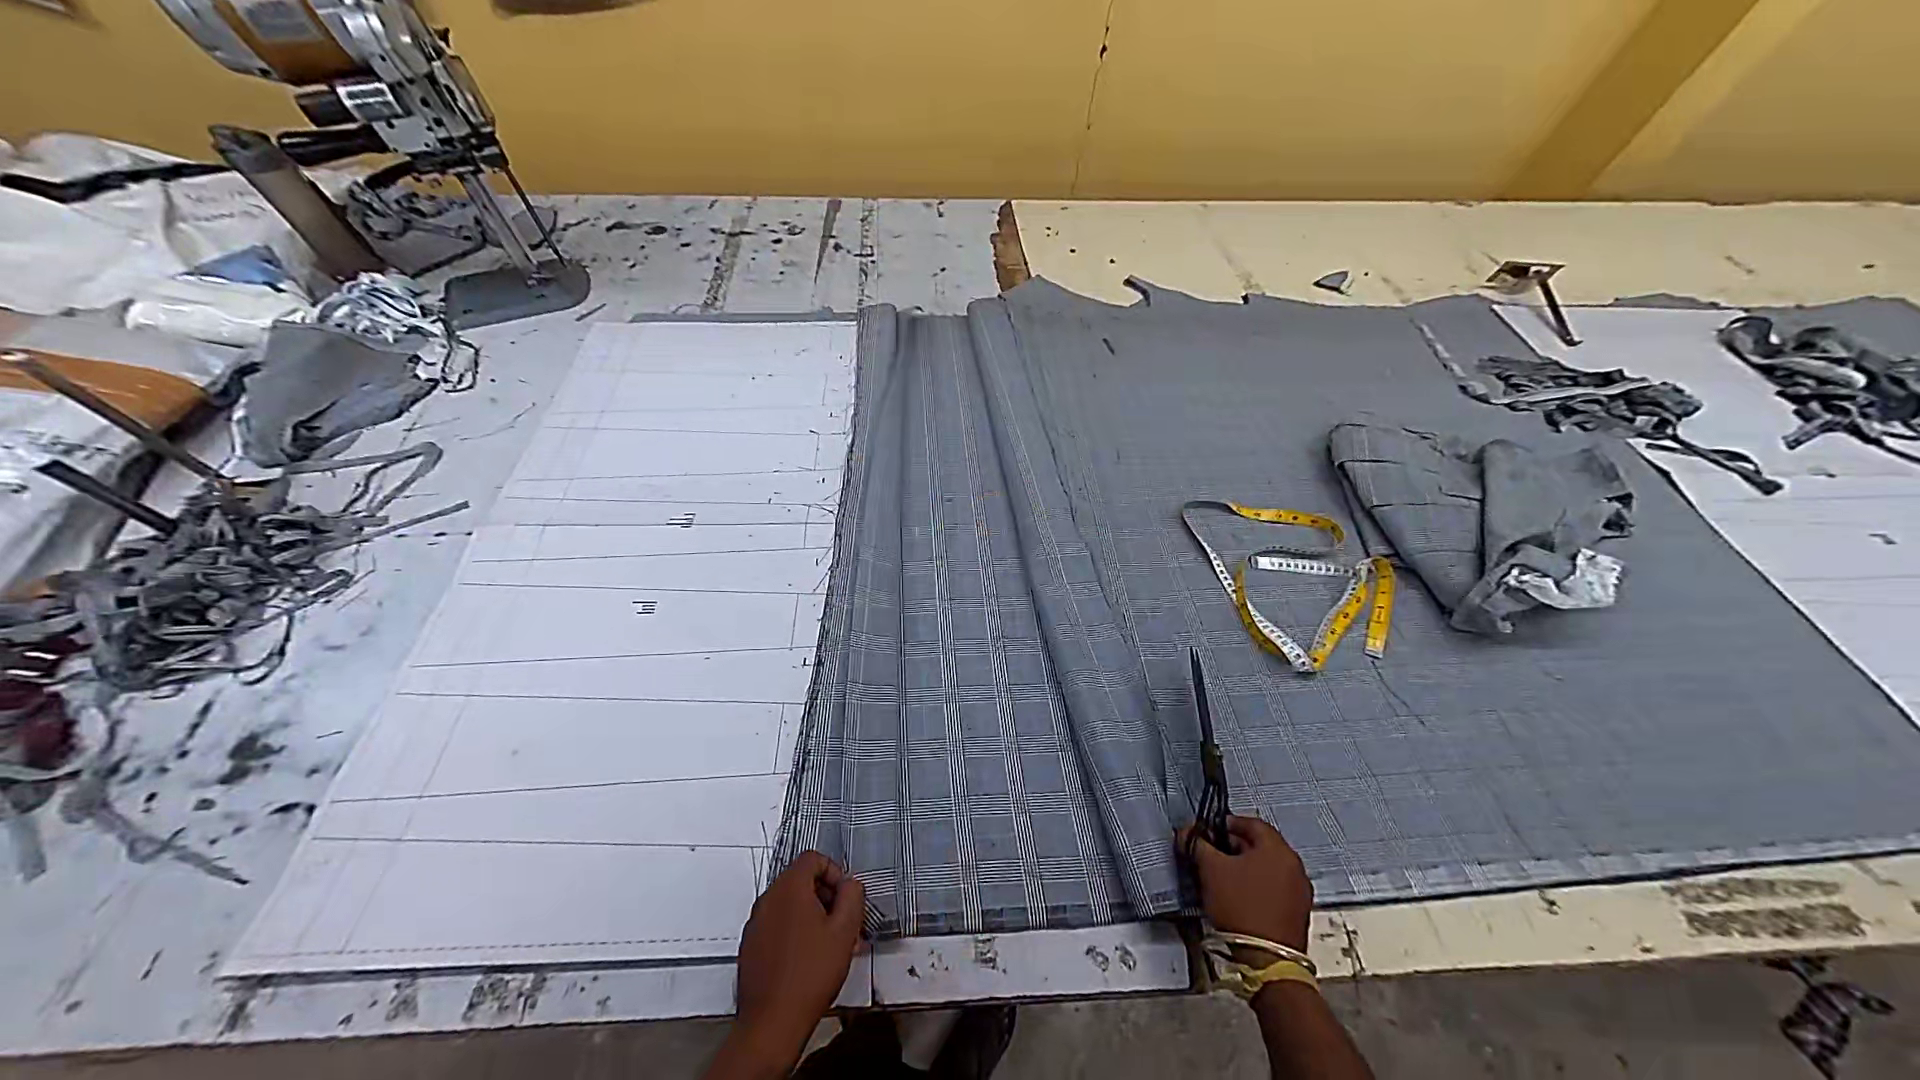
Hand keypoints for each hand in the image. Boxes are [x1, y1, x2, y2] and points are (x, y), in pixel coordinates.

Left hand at [733, 851, 865, 1060]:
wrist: (773, 1022)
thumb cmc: (806, 978)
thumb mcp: (845, 930)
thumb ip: (853, 896)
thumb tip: (851, 885)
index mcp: (789, 889)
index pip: (813, 858)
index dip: (834, 872)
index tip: (844, 893)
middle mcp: (768, 900)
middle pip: (800, 880)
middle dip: (826, 896)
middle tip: (842, 919)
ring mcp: (756, 924)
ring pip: (789, 905)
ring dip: (812, 915)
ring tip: (830, 943)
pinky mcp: (751, 946)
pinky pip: (776, 925)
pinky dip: (794, 932)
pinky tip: (810, 958)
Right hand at [1176, 814, 1312, 951]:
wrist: (1265, 960)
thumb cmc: (1240, 907)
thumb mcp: (1210, 869)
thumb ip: (1197, 844)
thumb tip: (1187, 833)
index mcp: (1277, 849)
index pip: (1251, 823)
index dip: (1227, 824)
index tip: (1210, 831)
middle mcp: (1295, 866)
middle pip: (1261, 845)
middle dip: (1234, 846)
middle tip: (1212, 854)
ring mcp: (1300, 891)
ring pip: (1268, 868)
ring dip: (1246, 867)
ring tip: (1223, 877)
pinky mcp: (1299, 913)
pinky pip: (1275, 888)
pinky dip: (1258, 886)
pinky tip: (1240, 897)